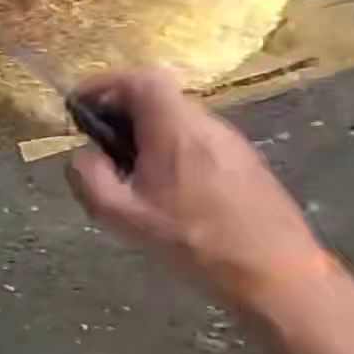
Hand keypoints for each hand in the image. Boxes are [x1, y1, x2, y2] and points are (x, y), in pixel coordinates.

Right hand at [67, 68, 326, 303]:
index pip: (142, 79)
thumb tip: (86, 154)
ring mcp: (232, 144)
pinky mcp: (244, 163)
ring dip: (141, 130)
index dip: (104, 82)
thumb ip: (87, 174)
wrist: (274, 274)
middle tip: (94, 141)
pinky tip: (158, 185)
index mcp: (176, 131)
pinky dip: (165, 146)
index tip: (78, 104)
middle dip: (117, 110)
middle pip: (157, 97)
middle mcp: (208, 128)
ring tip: (123, 168)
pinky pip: (195, 139)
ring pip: (176, 119)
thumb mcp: (116, 212)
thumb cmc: (189, 240)